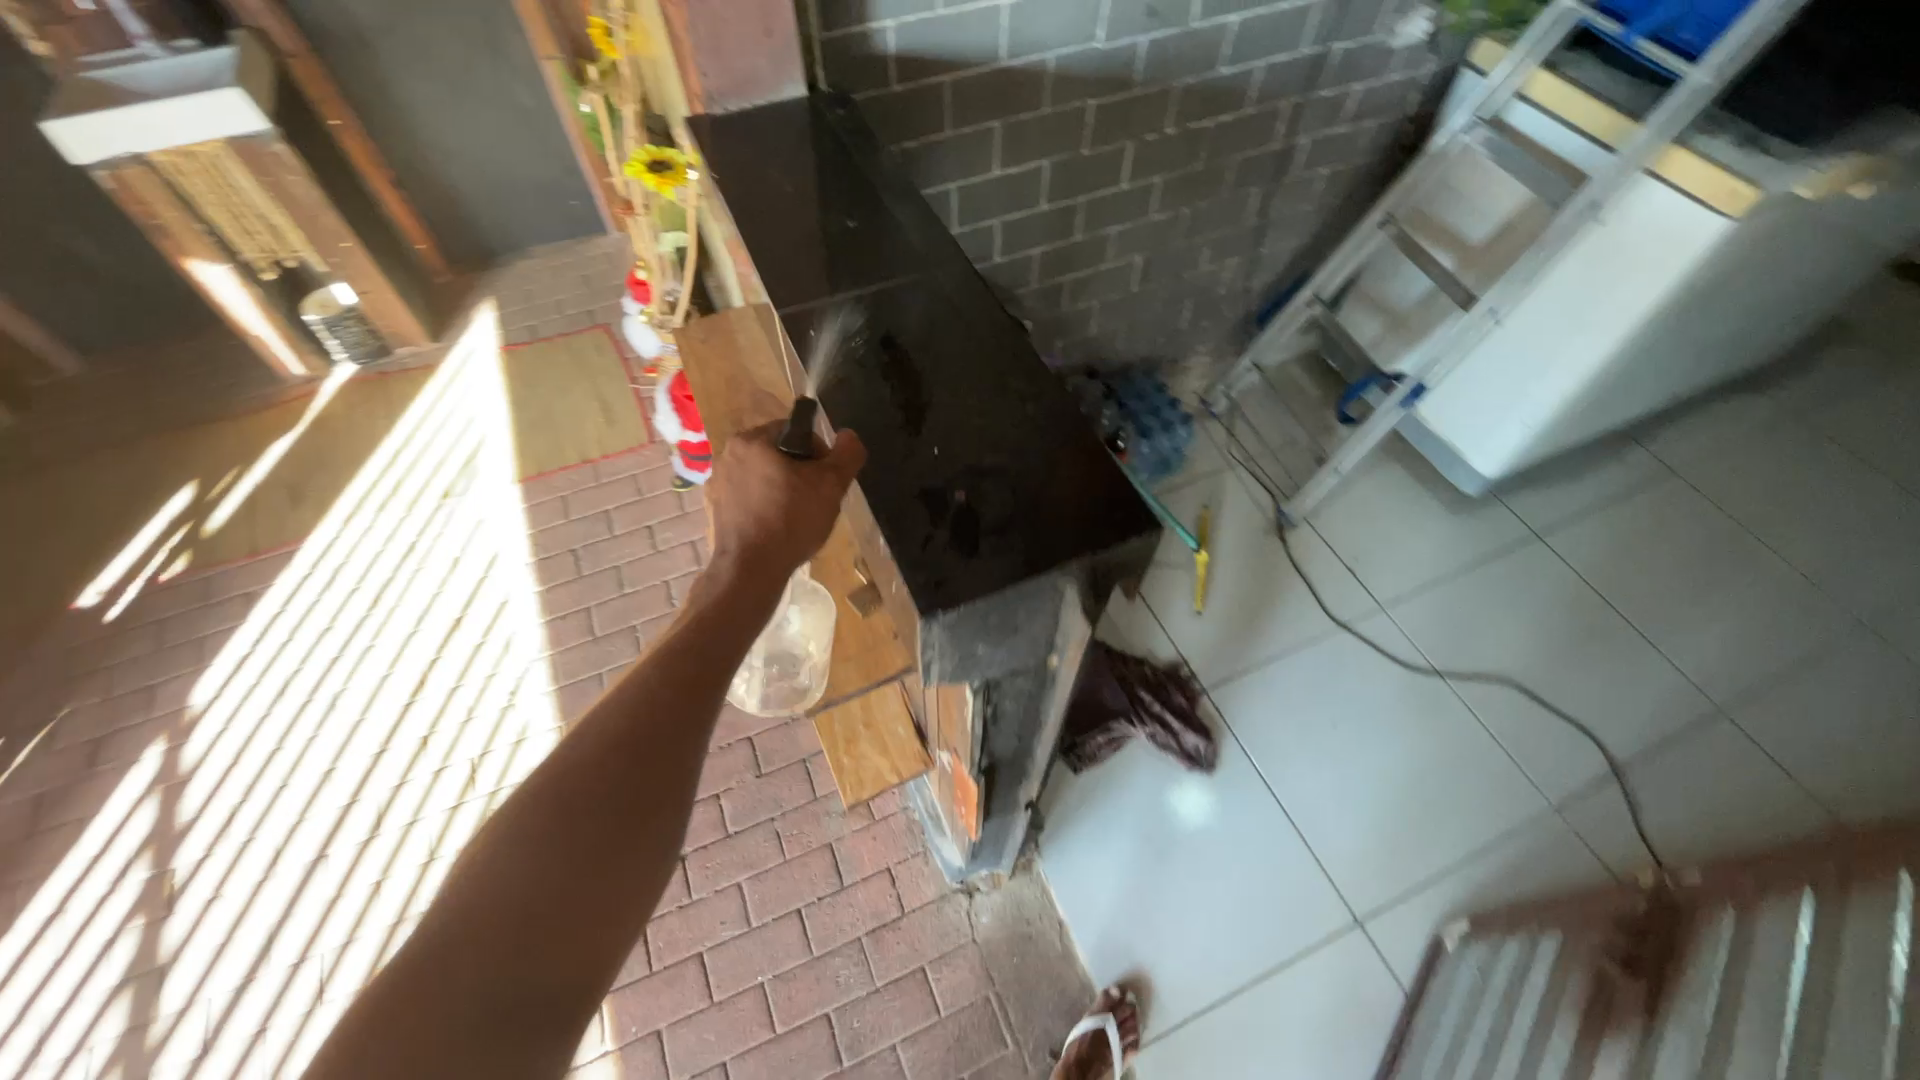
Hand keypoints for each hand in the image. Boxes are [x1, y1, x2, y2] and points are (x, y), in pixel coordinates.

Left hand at [705, 422, 866, 589]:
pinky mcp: (716, 509)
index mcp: (751, 440)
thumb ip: (846, 455)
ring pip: (763, 476)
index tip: (827, 480)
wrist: (751, 569)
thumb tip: (849, 436)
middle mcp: (728, 455)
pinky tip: (777, 528)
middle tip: (816, 499)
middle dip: (800, 472)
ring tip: (798, 516)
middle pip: (777, 453)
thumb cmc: (791, 521)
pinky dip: (765, 506)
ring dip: (783, 489)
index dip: (819, 453)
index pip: (795, 431)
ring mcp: (717, 483)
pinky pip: (749, 498)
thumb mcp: (831, 485)